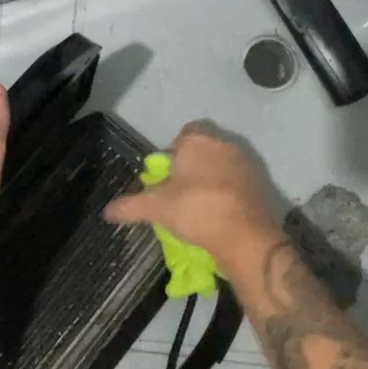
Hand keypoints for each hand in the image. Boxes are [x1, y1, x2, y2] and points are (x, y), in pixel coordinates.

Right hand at [104, 124, 285, 280]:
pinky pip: (238, 183)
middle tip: (178, 192)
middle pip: (203, 149)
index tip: (167, 175)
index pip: (185, 133)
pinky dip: (228, 193)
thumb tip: (107, 211)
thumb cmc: (195, 209)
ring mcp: (245, 164)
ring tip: (198, 205)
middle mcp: (223, 145)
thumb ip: (130, 206)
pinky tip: (219, 213)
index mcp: (197, 141)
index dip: (174, 151)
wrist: (244, 235)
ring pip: (222, 165)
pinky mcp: (261, 185)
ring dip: (211, 179)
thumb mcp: (156, 208)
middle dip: (191, 166)